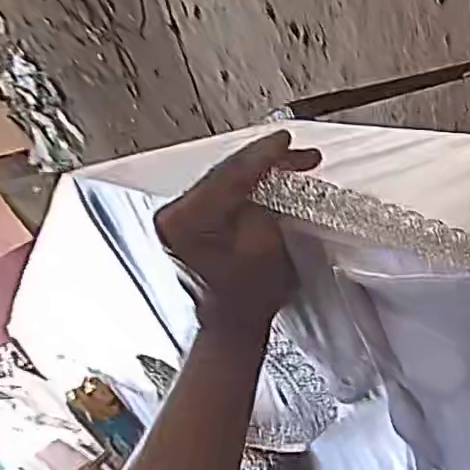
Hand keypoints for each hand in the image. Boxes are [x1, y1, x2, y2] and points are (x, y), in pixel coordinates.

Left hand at [155, 130, 320, 336]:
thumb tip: (268, 182)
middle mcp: (173, 216)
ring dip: (257, 174)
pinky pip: (220, 196)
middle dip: (264, 162)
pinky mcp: (188, 225)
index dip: (263, 157)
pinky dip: (245, 188)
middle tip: (296, 153)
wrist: (232, 326)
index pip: (229, 177)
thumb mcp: (265, 248)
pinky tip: (266, 182)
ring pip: (223, 183)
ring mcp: (177, 220)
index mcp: (185, 221)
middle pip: (224, 175)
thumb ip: (264, 207)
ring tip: (288, 165)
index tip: (286, 143)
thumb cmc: (246, 300)